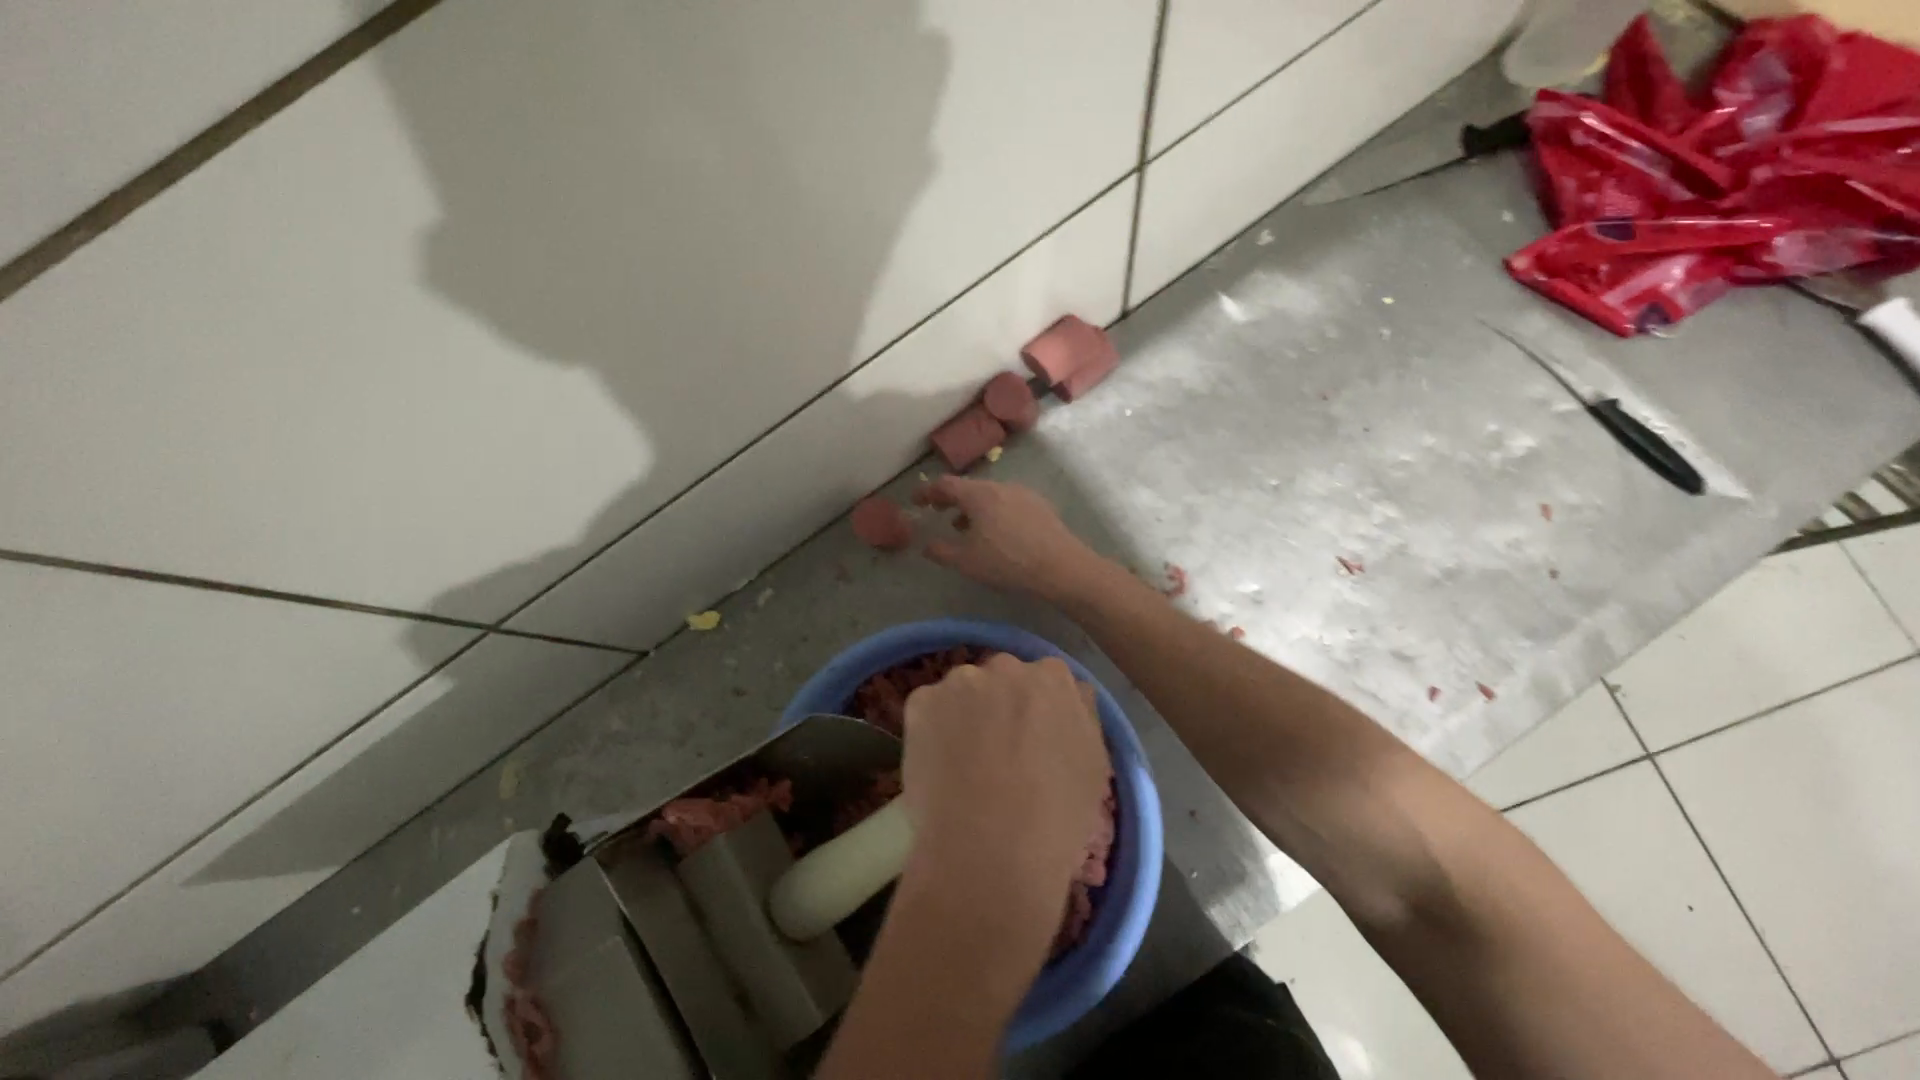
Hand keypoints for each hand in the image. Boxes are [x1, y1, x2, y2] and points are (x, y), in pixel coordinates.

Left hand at [899, 654, 1110, 936]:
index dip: (1038, 712)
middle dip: (1000, 706)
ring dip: (964, 715)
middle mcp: (1007, 667)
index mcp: (1055, 678)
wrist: (990, 850)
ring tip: (963, 765)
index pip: (1048, 681)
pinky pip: (928, 710)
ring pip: (963, 692)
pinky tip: (939, 768)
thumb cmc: (1056, 817)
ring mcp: (960, 682)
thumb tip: (1068, 699)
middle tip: (997, 752)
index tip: (1033, 741)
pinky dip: (931, 731)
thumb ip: (1081, 718)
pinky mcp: (921, 702)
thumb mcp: (1094, 765)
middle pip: (1003, 679)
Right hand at [913, 476, 1101, 600]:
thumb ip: (941, 551)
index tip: (916, 501)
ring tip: (965, 528)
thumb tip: (926, 545)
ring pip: (990, 495)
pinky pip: (1008, 503)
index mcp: (978, 495)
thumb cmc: (1007, 562)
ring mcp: (1023, 494)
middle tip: (939, 512)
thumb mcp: (966, 562)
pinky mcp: (1040, 506)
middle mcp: (1000, 486)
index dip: (927, 491)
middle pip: (969, 487)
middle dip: (951, 499)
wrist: (1061, 567)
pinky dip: (993, 512)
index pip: (945, 484)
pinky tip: (996, 533)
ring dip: (973, 508)